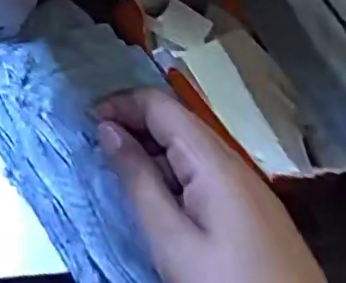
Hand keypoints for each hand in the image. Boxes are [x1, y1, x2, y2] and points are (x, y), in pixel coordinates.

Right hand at [97, 88, 324, 282]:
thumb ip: (138, 180)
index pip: (158, 104)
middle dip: (134, 125)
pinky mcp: (256, 213)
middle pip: (175, 121)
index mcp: (213, 160)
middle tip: (99, 149)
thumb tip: (108, 130)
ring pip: (190, 148)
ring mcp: (249, 188)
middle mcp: (233, 162)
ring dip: (152, 151)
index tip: (89, 123)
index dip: (121, 104)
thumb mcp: (172, 242)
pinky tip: (161, 202)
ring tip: (122, 176)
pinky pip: (206, 174)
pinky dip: (175, 174)